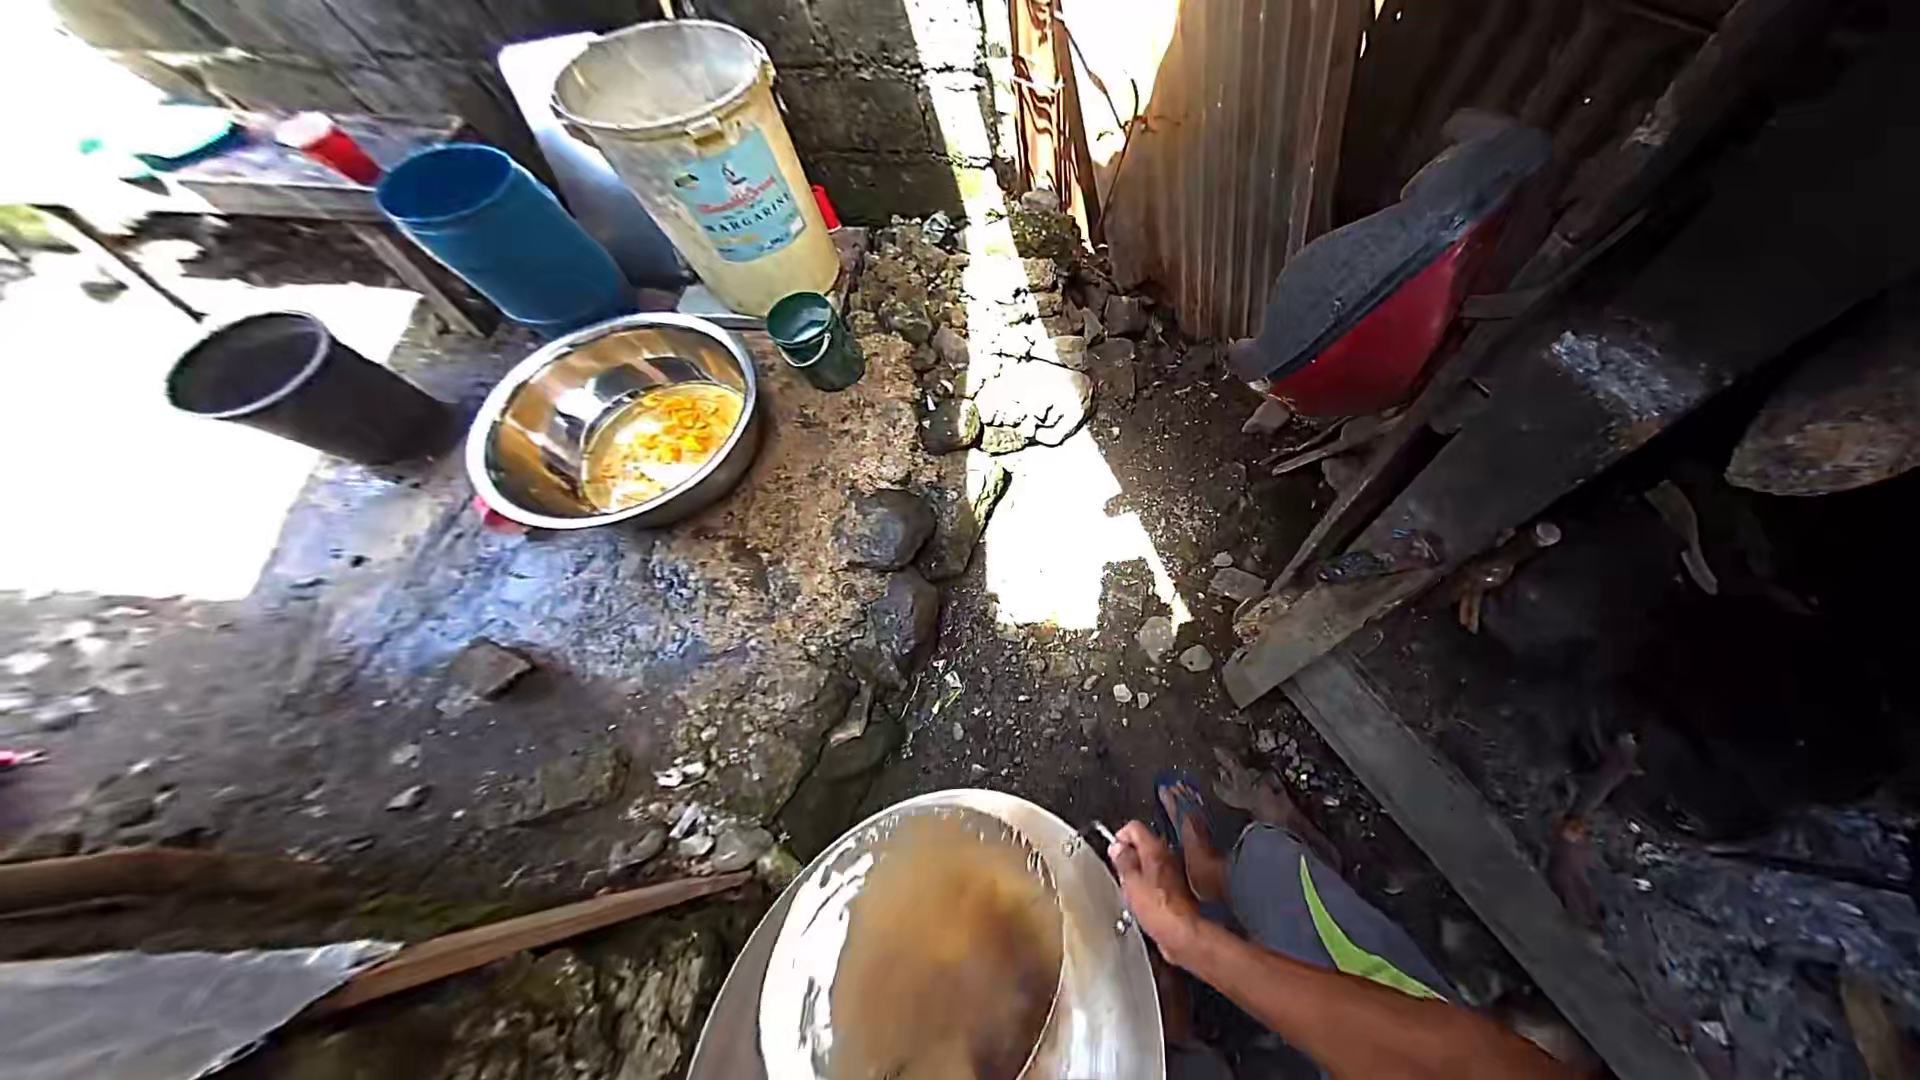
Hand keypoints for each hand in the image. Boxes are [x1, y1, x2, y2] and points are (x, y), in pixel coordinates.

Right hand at [1108, 820, 1204, 965]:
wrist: (1183, 936)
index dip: (1120, 836)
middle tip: (1121, 874)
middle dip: (1127, 858)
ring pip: (1147, 864)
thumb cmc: (1159, 909)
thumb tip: (1117, 848)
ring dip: (1135, 874)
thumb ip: (1122, 860)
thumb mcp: (1130, 881)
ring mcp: (1172, 874)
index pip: (1134, 827)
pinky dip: (1145, 888)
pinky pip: (1154, 882)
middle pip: (1141, 845)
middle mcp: (1166, 857)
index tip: (1113, 851)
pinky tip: (1140, 903)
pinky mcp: (1174, 892)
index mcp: (1154, 849)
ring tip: (1129, 892)